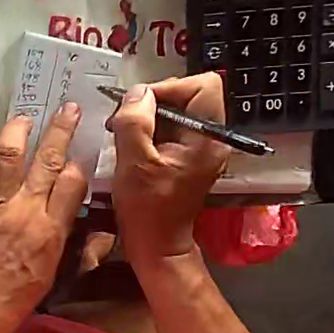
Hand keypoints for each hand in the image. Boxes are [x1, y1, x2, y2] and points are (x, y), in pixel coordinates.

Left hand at [0, 104, 88, 332]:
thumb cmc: (10, 304)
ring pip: (10, 152)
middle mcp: (24, 208)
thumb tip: (98, 234)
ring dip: (20, 129)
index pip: (72, 182)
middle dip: (61, 129)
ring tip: (27, 117)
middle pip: (47, 158)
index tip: (80, 154)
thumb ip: (73, 249)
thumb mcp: (51, 278)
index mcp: (50, 230)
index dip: (79, 163)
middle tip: (68, 109)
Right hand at [108, 75, 229, 266]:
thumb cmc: (147, 209)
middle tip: (124, 119)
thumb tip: (137, 93)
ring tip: (123, 133)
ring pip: (176, 112)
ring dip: (147, 117)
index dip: (170, 87)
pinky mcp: (186, 157)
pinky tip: (129, 144)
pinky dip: (149, 131)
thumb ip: (134, 122)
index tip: (141, 105)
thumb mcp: (134, 163)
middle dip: (153, 102)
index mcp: (208, 138)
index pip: (203, 86)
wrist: (156, 246)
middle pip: (188, 95)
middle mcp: (211, 139)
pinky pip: (169, 129)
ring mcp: (199, 148)